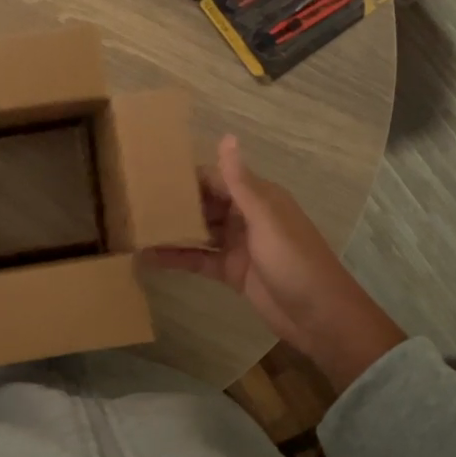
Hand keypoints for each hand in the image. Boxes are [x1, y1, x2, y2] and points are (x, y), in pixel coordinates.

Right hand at [145, 136, 405, 389]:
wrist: (322, 319)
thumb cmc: (295, 261)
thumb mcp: (265, 219)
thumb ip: (240, 182)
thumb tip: (227, 136)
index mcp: (257, 197)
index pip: (215, 178)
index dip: (185, 176)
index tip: (149, 173)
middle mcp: (246, 216)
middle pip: (204, 203)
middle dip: (174, 202)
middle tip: (133, 201)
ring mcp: (238, 245)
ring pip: (198, 231)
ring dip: (172, 229)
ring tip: (133, 227)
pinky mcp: (232, 271)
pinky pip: (199, 258)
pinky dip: (176, 258)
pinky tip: (148, 258)